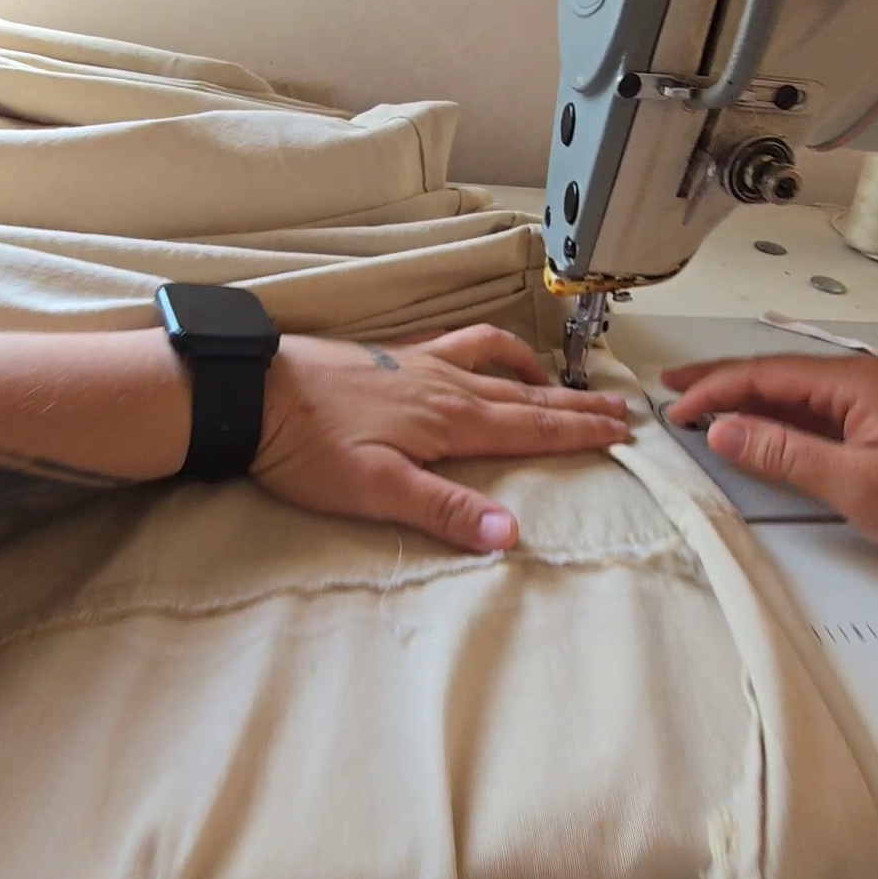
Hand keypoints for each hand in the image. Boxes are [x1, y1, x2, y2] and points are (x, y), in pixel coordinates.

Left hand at [253, 325, 631, 551]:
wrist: (256, 392)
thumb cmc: (311, 448)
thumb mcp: (377, 490)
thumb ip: (446, 510)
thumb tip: (512, 535)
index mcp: (452, 422)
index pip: (532, 427)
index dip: (579, 432)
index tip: (621, 432)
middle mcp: (448, 387)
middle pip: (527, 396)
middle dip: (577, 406)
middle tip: (620, 408)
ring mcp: (423, 364)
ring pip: (499, 366)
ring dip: (540, 376)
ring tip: (566, 384)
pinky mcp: (398, 353)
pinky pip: (460, 343)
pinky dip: (491, 348)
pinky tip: (490, 356)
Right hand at [662, 354, 877, 569]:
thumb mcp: (857, 485)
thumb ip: (784, 454)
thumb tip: (722, 429)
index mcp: (855, 381)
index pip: (765, 375)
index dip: (714, 389)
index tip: (674, 410)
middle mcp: (863, 378)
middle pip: (777, 373)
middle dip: (721, 380)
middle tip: (672, 386)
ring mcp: (877, 399)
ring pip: (796, 392)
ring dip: (747, 399)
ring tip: (702, 404)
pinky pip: (819, 411)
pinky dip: (779, 418)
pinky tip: (759, 427)